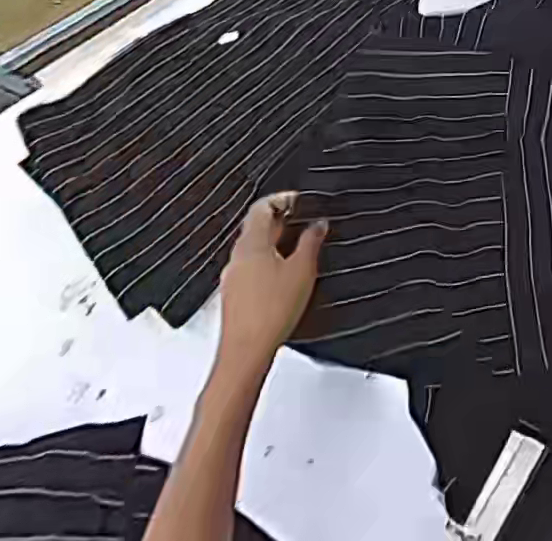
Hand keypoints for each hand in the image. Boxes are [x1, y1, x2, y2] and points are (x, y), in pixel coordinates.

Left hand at [217, 192, 325, 369]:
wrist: (246, 353)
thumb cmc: (270, 312)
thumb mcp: (303, 269)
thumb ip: (311, 241)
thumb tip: (318, 224)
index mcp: (251, 244)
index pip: (262, 207)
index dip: (283, 199)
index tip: (301, 200)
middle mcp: (237, 257)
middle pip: (257, 226)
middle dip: (283, 220)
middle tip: (306, 221)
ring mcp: (234, 277)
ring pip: (255, 248)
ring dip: (277, 242)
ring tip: (301, 247)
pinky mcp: (235, 296)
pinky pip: (252, 268)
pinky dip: (270, 262)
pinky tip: (287, 275)